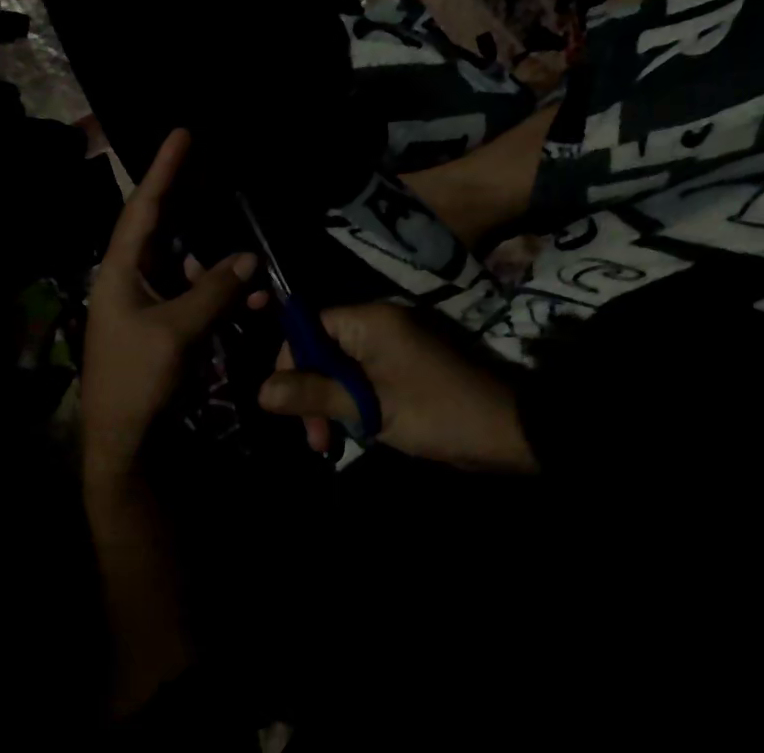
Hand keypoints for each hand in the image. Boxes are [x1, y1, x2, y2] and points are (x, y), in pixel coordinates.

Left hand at [80, 129, 262, 479]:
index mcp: (121, 270)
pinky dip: (227, 293)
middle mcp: (136, 277)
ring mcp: (155, 301)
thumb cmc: (137, 379)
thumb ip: (213, 291)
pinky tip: (254, 298)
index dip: (163, 170)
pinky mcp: (172, 323)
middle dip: (195, 203)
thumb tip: (249, 258)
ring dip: (223, 262)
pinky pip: (203, 295)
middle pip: (168, 228)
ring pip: (193, 265)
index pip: (143, 208)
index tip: (182, 134)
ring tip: (255, 263)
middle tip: (221, 174)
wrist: (127, 438)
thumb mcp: (175, 332)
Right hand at [258, 303, 536, 471]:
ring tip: (328, 442)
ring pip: (342, 369)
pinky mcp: (403, 371)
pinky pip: (363, 380)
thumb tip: (261, 389)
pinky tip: (351, 433)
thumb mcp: (370, 406)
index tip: (286, 403)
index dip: (291, 360)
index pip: (310, 324)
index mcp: (371, 320)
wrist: (502, 428)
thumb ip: (316, 394)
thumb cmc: (435, 411)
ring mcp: (393, 349)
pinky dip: (353, 404)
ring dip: (330, 402)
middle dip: (311, 390)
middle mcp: (379, 325)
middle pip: (324, 348)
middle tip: (314, 438)